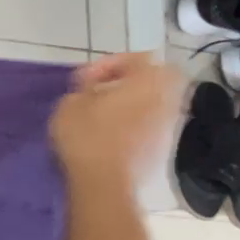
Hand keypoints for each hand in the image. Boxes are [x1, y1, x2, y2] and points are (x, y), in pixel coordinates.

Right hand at [49, 53, 181, 193]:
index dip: (109, 63)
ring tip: (104, 115)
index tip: (86, 79)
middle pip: (155, 77)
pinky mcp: (164, 146)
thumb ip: (85, 86)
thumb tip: (95, 84)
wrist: (105, 182)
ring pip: (155, 101)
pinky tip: (111, 135)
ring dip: (133, 103)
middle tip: (103, 91)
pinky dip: (135, 122)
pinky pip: (151, 123)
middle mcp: (167, 97)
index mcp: (147, 81)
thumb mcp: (70, 103)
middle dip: (130, 81)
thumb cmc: (86, 136)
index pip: (138, 57)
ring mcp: (169, 123)